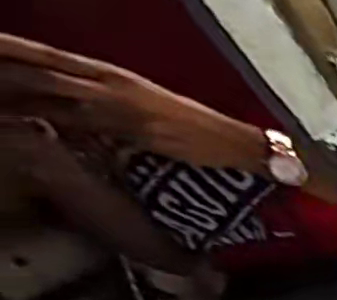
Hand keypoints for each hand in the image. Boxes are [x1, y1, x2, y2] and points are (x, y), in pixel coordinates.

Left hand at [0, 34, 265, 169]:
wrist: (244, 146)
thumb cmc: (207, 132)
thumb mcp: (155, 110)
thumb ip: (118, 108)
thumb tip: (80, 111)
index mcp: (111, 74)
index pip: (40, 54)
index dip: (3, 48)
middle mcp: (108, 85)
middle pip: (31, 69)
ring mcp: (119, 107)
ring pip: (44, 91)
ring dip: (10, 95)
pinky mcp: (132, 131)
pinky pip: (75, 124)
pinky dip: (43, 122)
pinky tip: (24, 124)